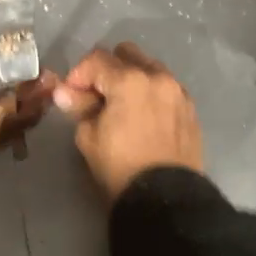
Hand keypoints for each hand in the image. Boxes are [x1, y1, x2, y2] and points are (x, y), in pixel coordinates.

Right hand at [54, 42, 203, 200]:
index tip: (70, 95)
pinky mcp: (190, 108)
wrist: (166, 201)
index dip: (78, 74)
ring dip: (131, 78)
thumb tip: (65, 92)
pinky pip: (165, 87)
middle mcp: (157, 77)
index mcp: (129, 80)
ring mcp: (178, 91)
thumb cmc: (121, 167)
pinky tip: (142, 116)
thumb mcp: (88, 137)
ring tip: (121, 106)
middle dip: (107, 70)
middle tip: (96, 96)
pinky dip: (150, 93)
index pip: (96, 60)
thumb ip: (79, 107)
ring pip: (149, 67)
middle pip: (125, 54)